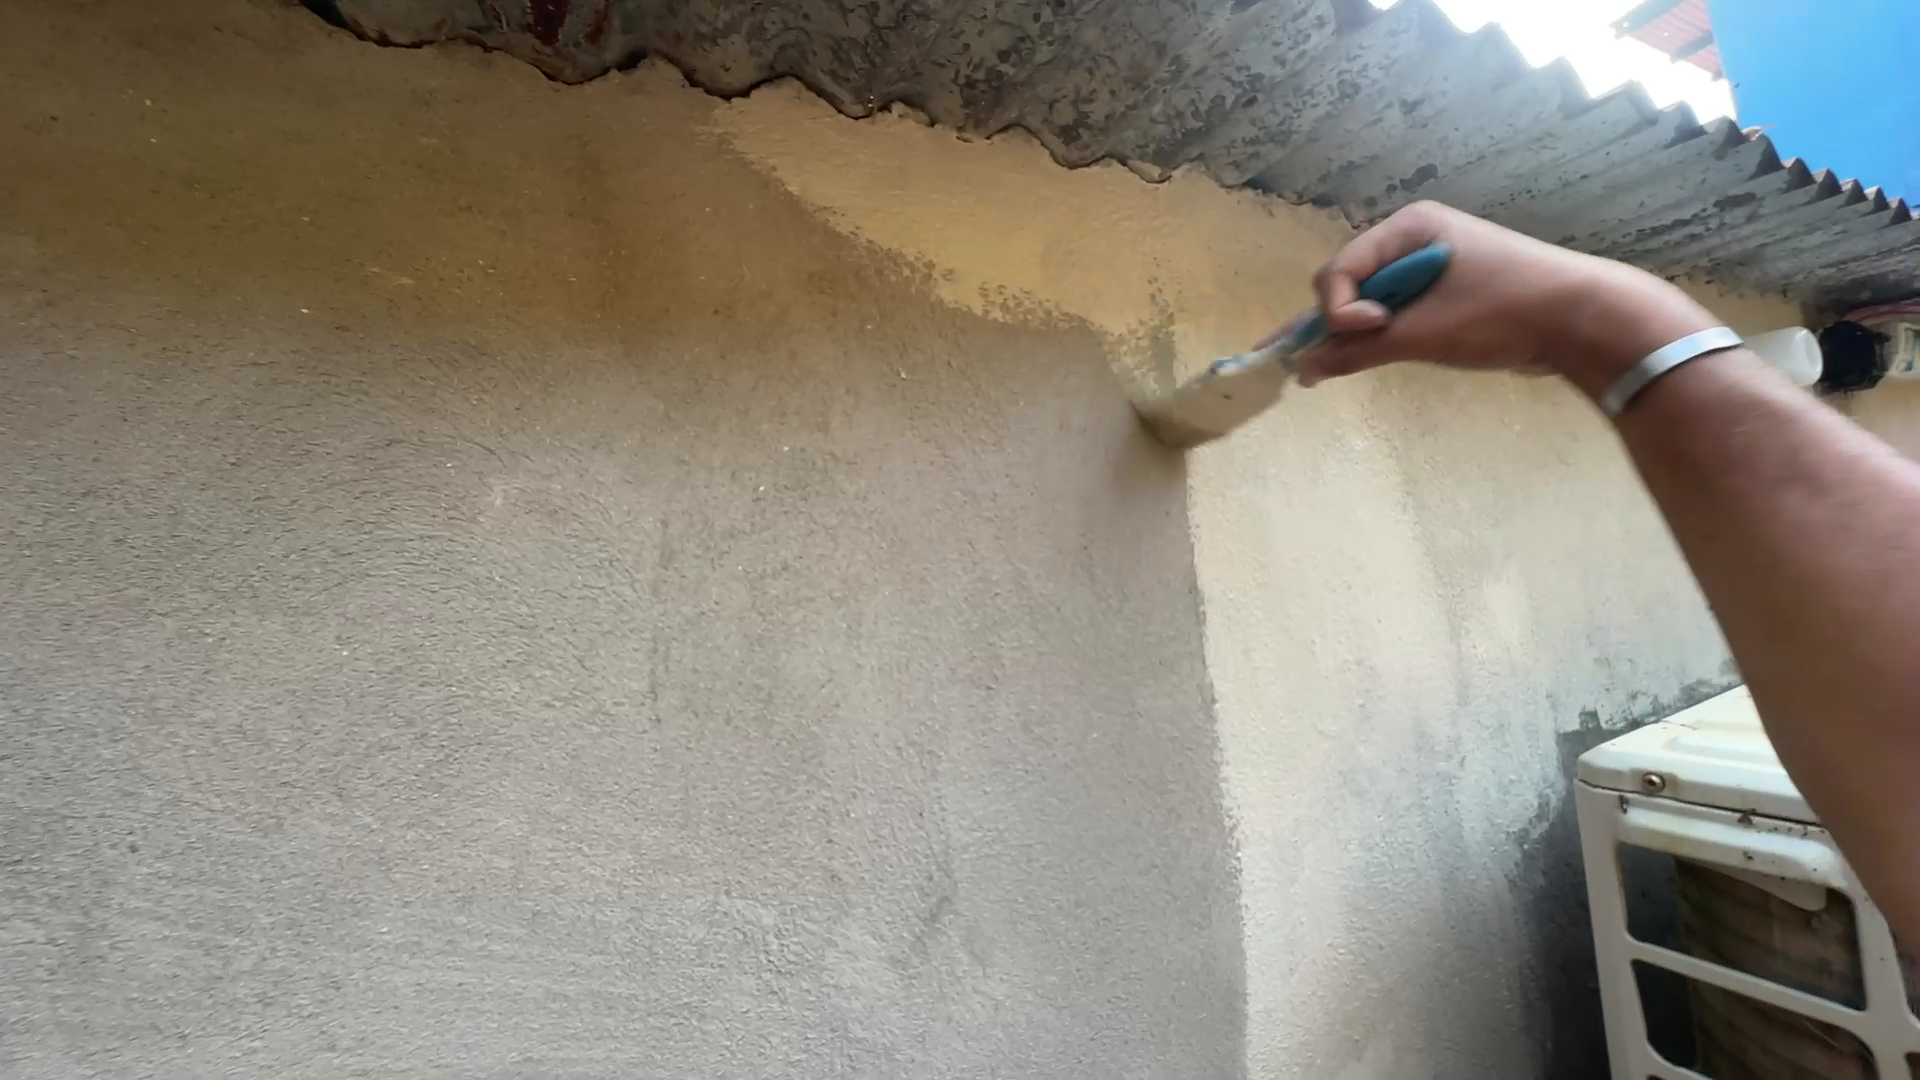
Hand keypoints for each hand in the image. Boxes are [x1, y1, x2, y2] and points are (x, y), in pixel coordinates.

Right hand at [1277, 201, 1722, 401]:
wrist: (1584, 320)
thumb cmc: (1501, 314)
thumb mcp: (1420, 335)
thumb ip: (1352, 352)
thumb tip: (1300, 370)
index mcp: (1406, 229)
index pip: (1337, 272)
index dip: (1338, 309)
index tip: (1372, 331)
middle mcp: (1410, 239)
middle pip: (1344, 284)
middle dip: (1342, 320)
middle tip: (1358, 352)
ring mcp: (1424, 264)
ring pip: (1363, 300)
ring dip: (1357, 331)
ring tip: (1359, 360)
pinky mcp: (1438, 290)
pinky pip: (1388, 309)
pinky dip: (1377, 334)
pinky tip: (1372, 354)